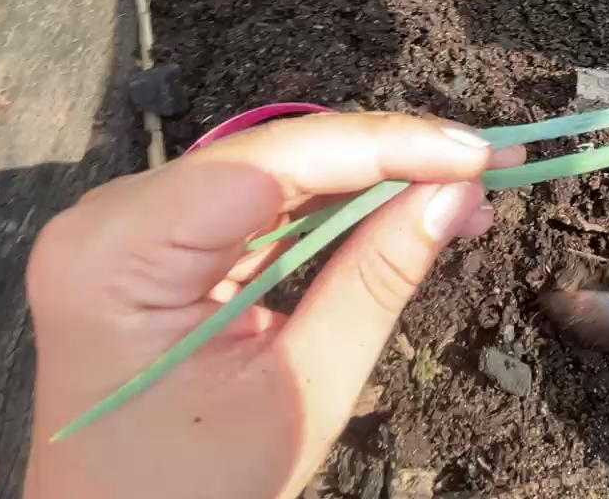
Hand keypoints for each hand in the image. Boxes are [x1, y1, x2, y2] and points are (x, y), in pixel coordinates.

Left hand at [23, 112, 520, 498]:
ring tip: (466, 190)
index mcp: (119, 254)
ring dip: (382, 176)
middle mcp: (117, 213)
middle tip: (490, 165)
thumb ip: (378, 278)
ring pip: (289, 166)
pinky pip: (274, 196)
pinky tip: (410, 203)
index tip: (480, 153)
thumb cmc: (195, 497)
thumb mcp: (303, 391)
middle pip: (285, 154)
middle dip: (396, 157)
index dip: (389, 145)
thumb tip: (461, 191)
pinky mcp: (168, 230)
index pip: (277, 162)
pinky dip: (347, 201)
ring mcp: (139, 217)